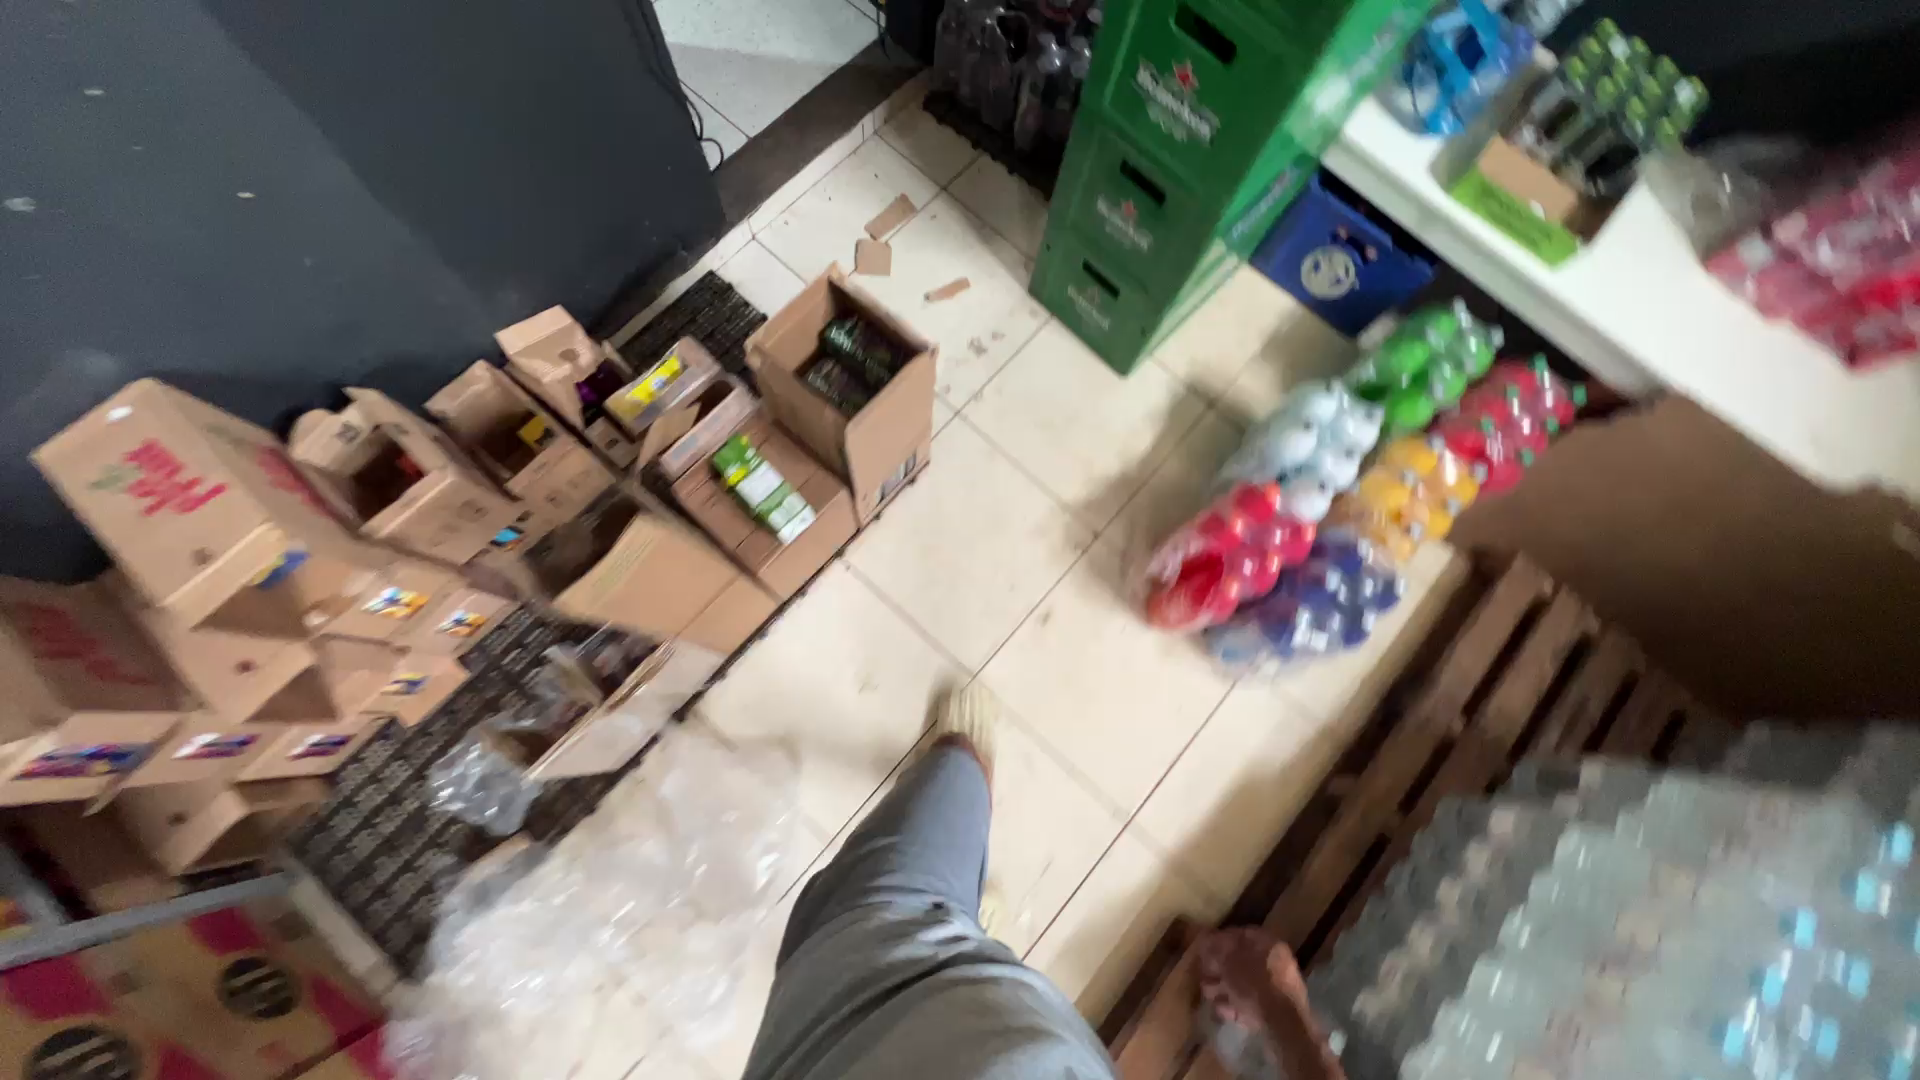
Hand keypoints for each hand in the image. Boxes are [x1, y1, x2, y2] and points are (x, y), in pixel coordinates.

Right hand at [1195, 929, 1344, 1079]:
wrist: (1282, 1024)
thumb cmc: (1254, 983)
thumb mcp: (1228, 959)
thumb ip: (1215, 946)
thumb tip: (1205, 937)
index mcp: (1267, 944)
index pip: (1238, 934)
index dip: (1217, 941)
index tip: (1203, 950)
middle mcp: (1273, 962)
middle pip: (1238, 962)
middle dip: (1217, 969)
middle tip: (1203, 975)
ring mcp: (1274, 988)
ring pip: (1241, 983)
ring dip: (1221, 988)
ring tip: (1209, 994)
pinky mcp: (1272, 1011)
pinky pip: (1248, 1003)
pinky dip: (1233, 1006)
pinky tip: (1222, 1011)